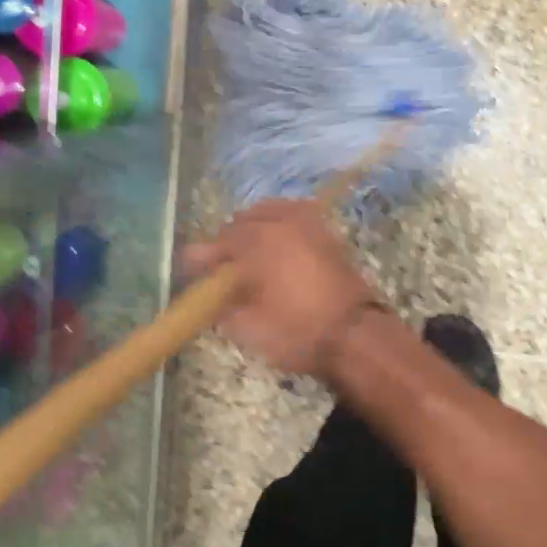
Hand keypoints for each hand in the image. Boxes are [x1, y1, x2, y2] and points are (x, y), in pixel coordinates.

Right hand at [183, 199, 380, 375]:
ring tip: (248, 251)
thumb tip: (214, 298)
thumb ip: (223, 307)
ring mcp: (308, 224)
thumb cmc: (297, 332)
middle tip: (221, 266)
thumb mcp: (249, 327)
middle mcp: (280, 223)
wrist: (356, 335)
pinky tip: (278, 244)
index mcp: (256, 242)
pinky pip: (295, 215)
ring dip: (253, 226)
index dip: (200, 258)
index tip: (189, 271)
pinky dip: (280, 223)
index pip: (217, 243)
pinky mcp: (327, 233)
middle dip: (227, 241)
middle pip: (241, 221)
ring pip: (270, 212)